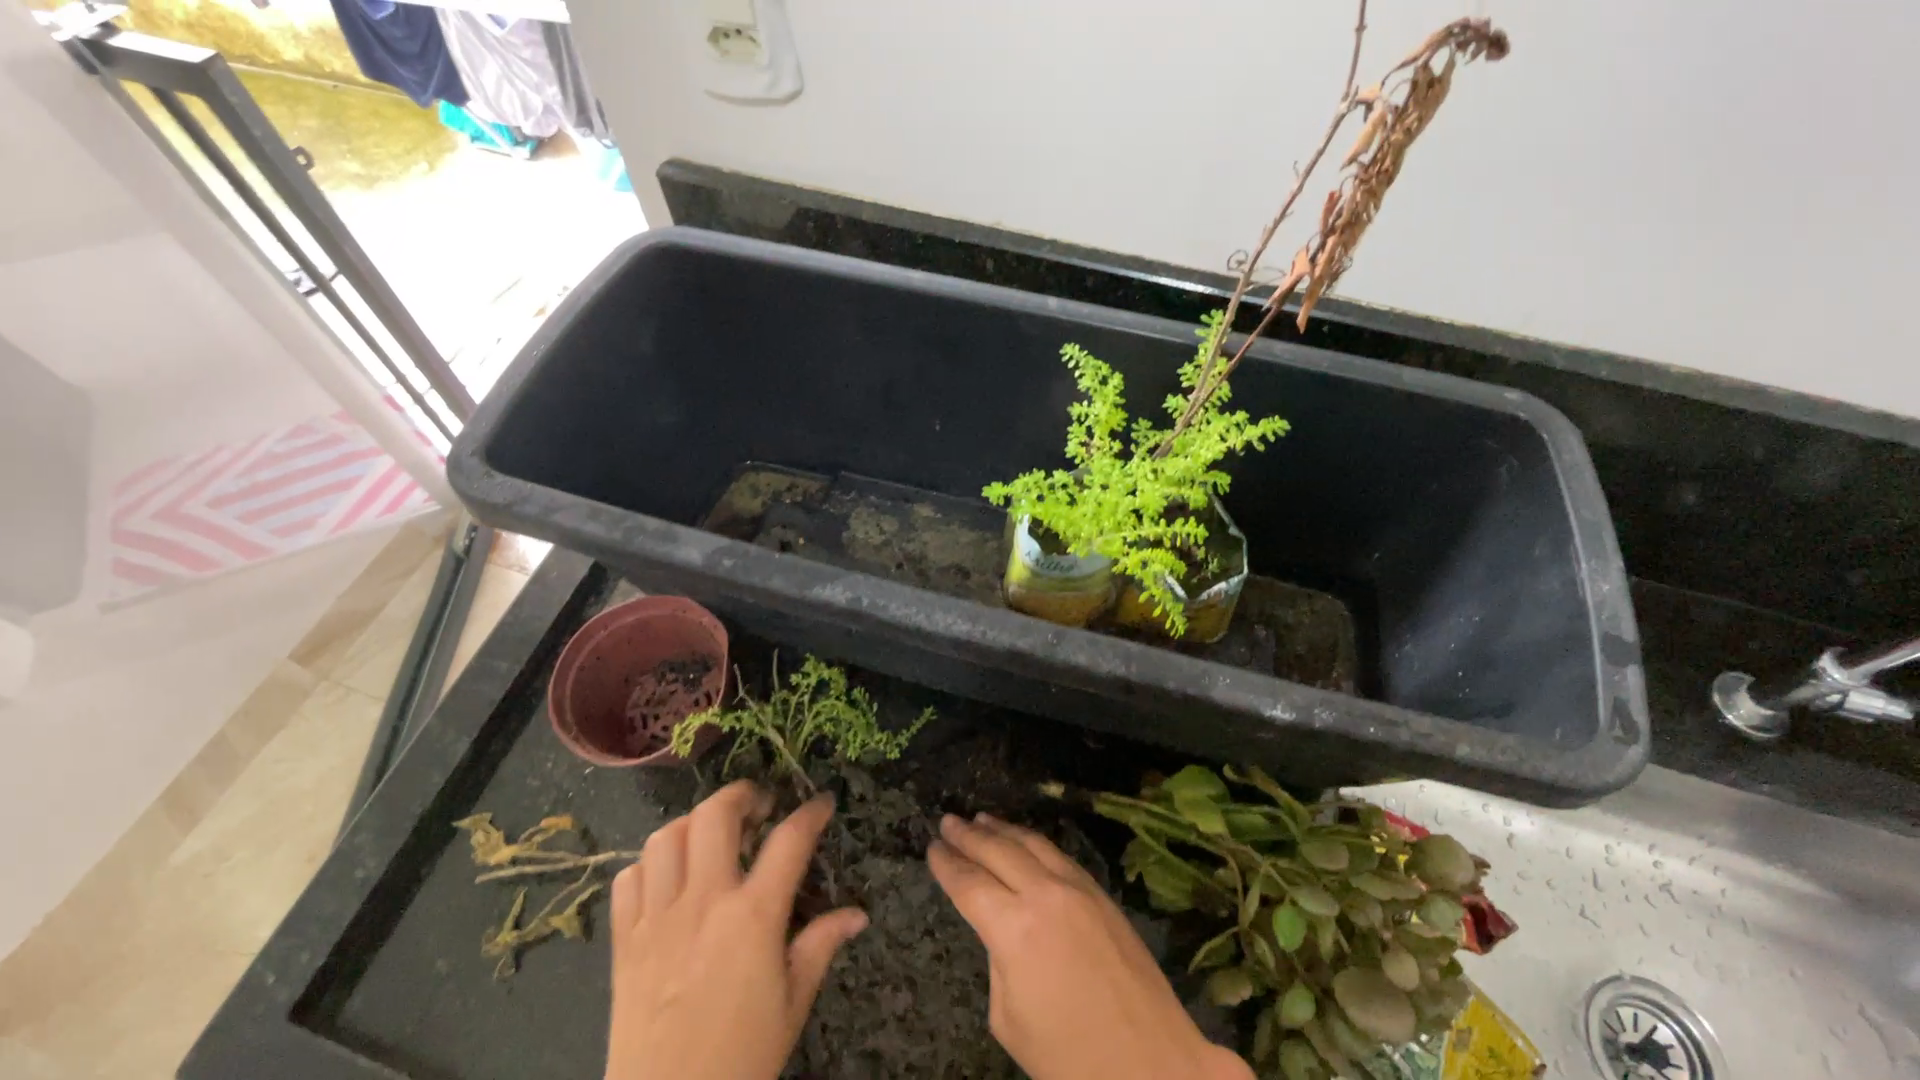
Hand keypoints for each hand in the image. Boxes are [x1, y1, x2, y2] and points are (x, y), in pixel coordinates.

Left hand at [605, 781, 867, 1079]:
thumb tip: (857, 914)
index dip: (811, 813)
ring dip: (692, 824)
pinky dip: (648, 865)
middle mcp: (703, 902)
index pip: (789, 841)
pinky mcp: (624, 939)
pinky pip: (628, 879)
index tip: (821, 803)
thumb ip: (821, 946)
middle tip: (759, 806)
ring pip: (665, 837)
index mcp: (753, 916)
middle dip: (741, 795)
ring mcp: (657, 917)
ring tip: (710, 836)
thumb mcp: (793, 1003)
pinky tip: (667, 878)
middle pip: (715, 816)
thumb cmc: (743, 1053)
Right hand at [929, 813, 1253, 1079]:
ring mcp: (1079, 890)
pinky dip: (1036, 843)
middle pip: (998, 851)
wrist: (1151, 1061)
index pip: (969, 882)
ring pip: (1033, 844)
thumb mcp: (1009, 1017)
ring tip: (980, 819)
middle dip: (968, 835)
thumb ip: (998, 961)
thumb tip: (1003, 931)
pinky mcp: (1103, 896)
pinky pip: (1061, 856)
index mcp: (1013, 928)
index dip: (947, 864)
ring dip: (1003, 829)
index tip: (931, 848)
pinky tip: (1026, 842)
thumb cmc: (1069, 1055)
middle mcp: (1045, 895)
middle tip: (946, 821)